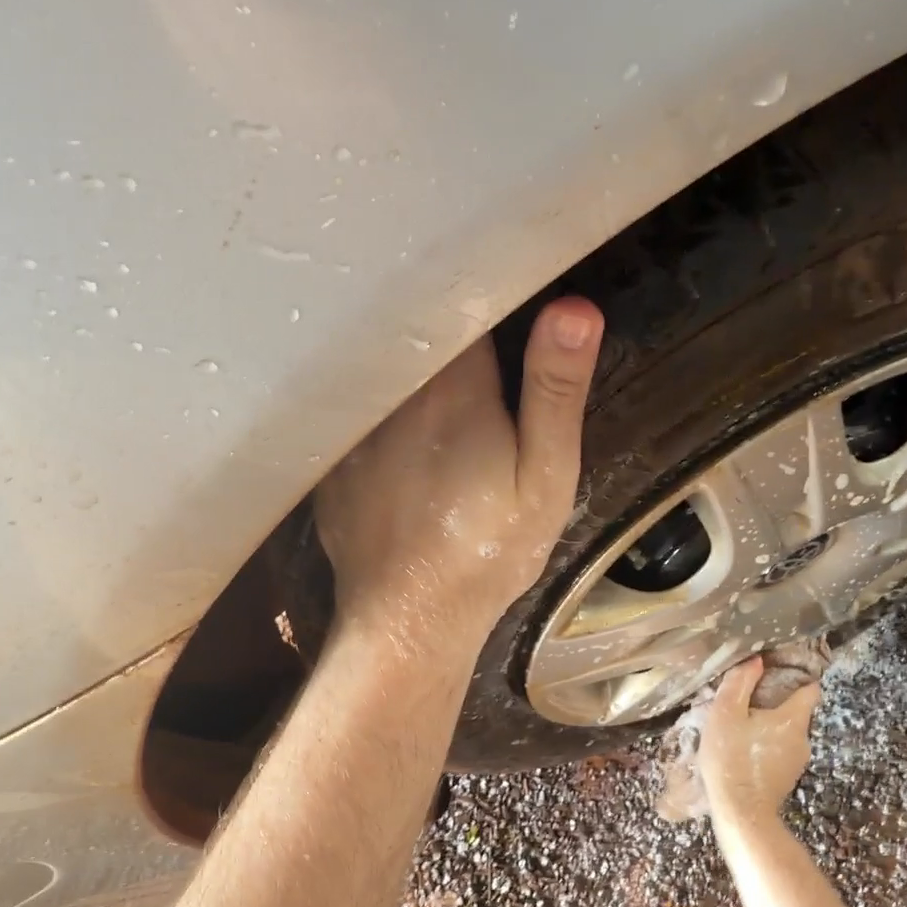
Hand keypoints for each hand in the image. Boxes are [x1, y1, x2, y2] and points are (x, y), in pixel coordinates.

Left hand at [315, 297, 603, 646]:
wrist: (412, 620)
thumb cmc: (491, 549)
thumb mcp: (545, 476)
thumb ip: (555, 391)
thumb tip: (574, 308)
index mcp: (452, 386)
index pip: (460, 303)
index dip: (483, 293)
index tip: (503, 287)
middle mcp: (391, 392)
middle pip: (416, 332)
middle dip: (445, 321)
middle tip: (477, 327)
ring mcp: (353, 426)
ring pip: (383, 368)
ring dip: (409, 361)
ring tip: (441, 381)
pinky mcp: (332, 460)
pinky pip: (356, 411)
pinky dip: (377, 406)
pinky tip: (398, 434)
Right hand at [700, 658, 824, 824]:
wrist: (740, 813)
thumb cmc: (731, 758)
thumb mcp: (726, 713)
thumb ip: (740, 682)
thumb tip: (756, 659)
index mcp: (794, 718)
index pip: (811, 689)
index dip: (798, 677)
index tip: (778, 672)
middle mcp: (804, 738)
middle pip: (796, 711)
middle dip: (776, 704)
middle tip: (748, 702)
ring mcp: (797, 762)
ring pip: (787, 734)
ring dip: (770, 729)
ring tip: (742, 729)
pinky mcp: (787, 780)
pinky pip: (780, 753)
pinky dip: (767, 749)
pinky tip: (744, 752)